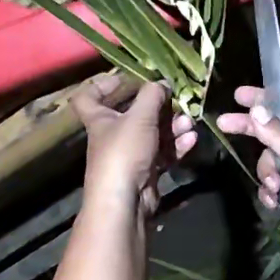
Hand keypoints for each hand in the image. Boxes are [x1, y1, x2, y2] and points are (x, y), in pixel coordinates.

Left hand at [71, 73, 196, 216]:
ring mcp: (130, 155)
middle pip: (133, 114)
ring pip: (153, 134)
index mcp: (100, 119)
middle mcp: (113, 135)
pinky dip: (176, 145)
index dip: (102, 85)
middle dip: (157, 106)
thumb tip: (162, 82)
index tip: (126, 78)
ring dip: (172, 126)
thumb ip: (152, 95)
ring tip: (189, 123)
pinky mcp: (146, 172)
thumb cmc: (124, 152)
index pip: (88, 97)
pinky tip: (191, 140)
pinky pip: (163, 153)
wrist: (125, 201)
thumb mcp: (139, 116)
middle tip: (177, 101)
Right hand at [215, 86, 279, 261]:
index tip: (238, 95)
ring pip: (270, 162)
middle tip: (223, 125)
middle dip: (251, 131)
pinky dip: (270, 192)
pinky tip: (275, 203)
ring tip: (274, 188)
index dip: (263, 98)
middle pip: (272, 132)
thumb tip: (256, 109)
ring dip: (267, 174)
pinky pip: (273, 184)